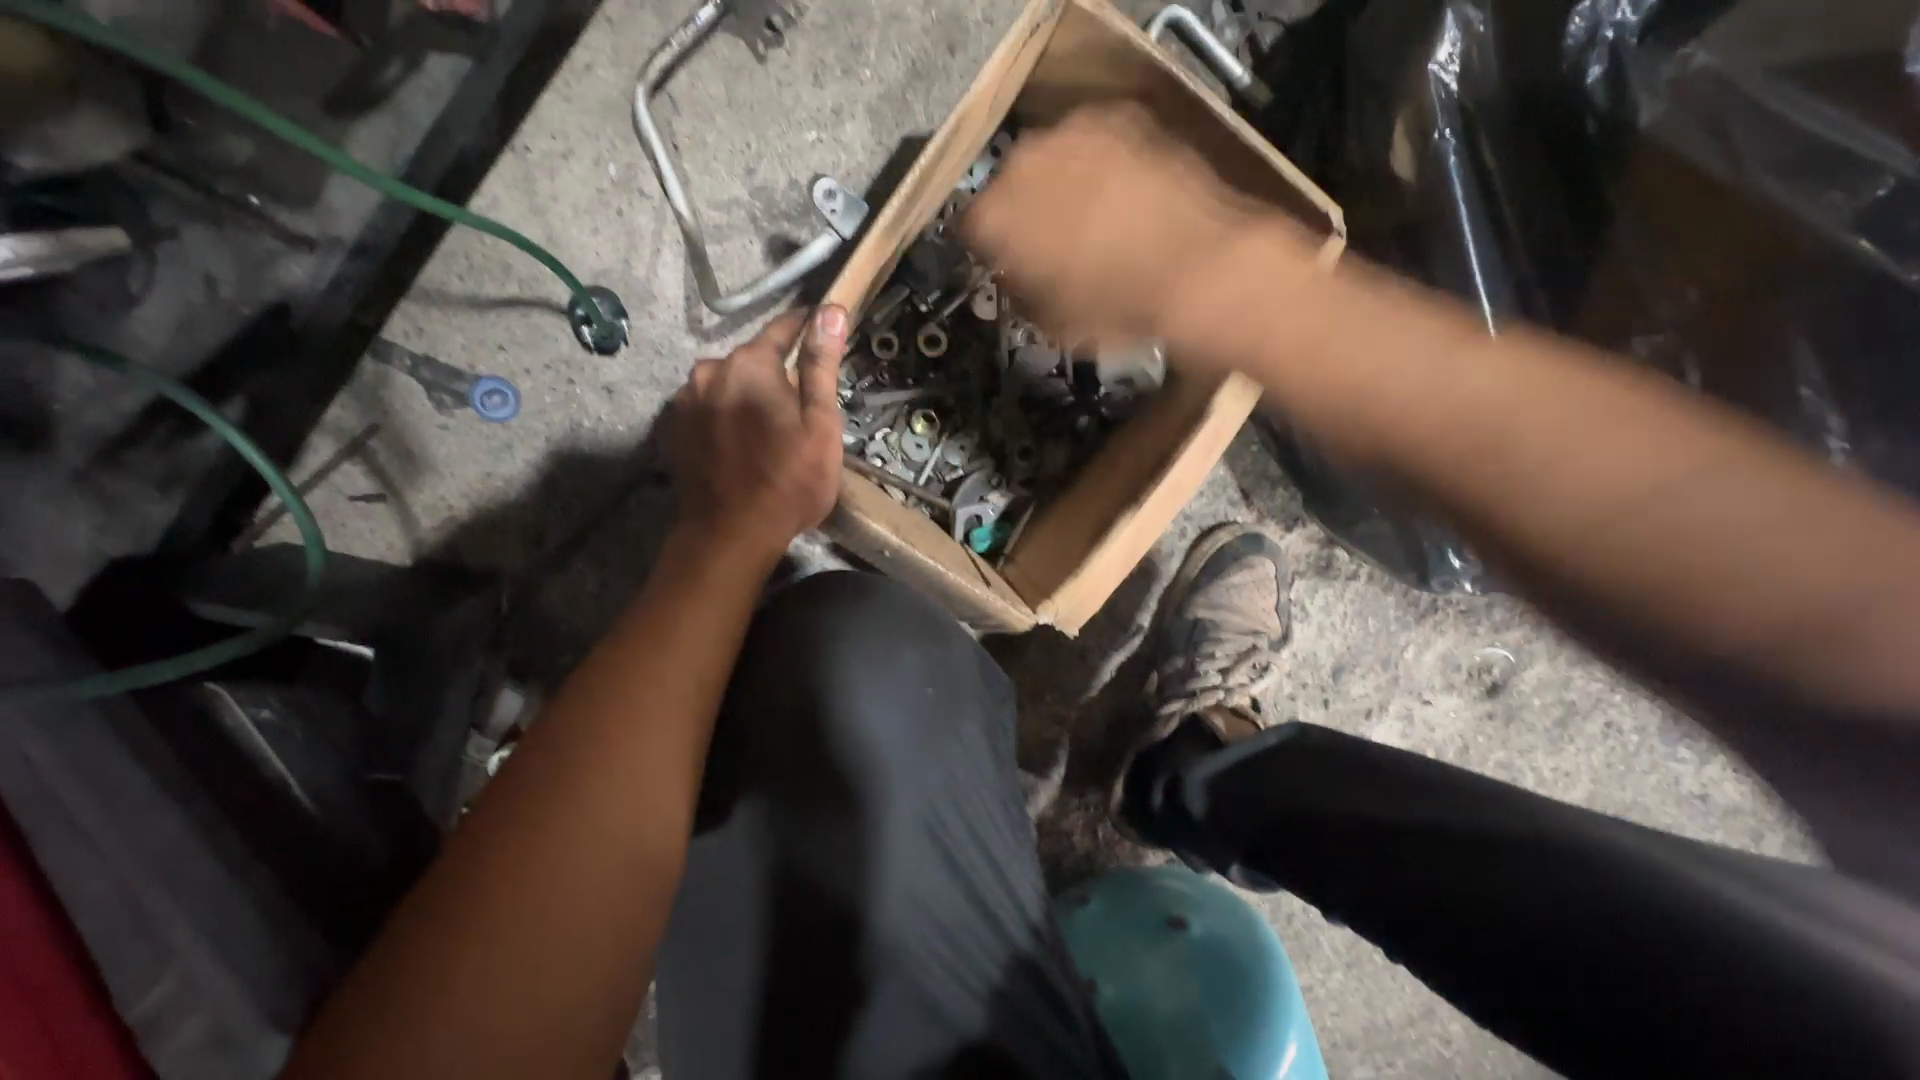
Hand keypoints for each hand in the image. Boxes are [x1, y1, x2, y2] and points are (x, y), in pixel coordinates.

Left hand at [668, 306, 848, 558]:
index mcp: (750, 363)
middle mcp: (710, 370)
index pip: (784, 328)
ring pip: (728, 384)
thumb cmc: (788, 482)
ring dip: (748, 395)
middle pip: (753, 359)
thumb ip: (822, 365)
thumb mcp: (820, 424)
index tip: (826, 331)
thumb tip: (830, 311)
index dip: (808, 328)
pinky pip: (709, 408)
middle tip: (802, 406)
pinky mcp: (675, 428)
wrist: (728, 536)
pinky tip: (742, 444)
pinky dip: (726, 416)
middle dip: (777, 373)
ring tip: (770, 429)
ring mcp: (687, 400)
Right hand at [962, 103, 1304, 353]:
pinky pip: (1097, 139)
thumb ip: (1022, 295)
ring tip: (1094, 211)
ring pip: (1052, 155)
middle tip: (1052, 238)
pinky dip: (1104, 159)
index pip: (969, 227)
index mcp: (994, 218)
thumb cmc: (1118, 308)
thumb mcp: (1054, 324)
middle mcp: (1020, 162)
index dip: (988, 247)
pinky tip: (1127, 188)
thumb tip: (1017, 281)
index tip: (1004, 262)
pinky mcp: (1121, 115)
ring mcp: (1072, 130)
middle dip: (1024, 207)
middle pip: (1009, 182)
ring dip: (1063, 178)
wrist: (1200, 267)